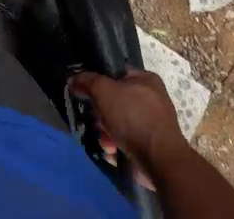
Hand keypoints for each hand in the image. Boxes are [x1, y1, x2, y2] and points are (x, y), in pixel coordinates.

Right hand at [70, 69, 186, 168]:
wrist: (160, 160)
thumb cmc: (133, 117)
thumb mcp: (103, 90)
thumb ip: (86, 81)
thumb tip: (73, 80)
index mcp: (147, 80)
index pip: (116, 74)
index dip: (99, 81)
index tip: (86, 92)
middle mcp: (153, 99)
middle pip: (115, 101)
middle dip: (101, 114)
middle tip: (95, 120)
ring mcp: (153, 124)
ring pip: (118, 122)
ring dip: (106, 132)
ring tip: (104, 140)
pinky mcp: (151, 145)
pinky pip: (126, 140)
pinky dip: (116, 145)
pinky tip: (112, 151)